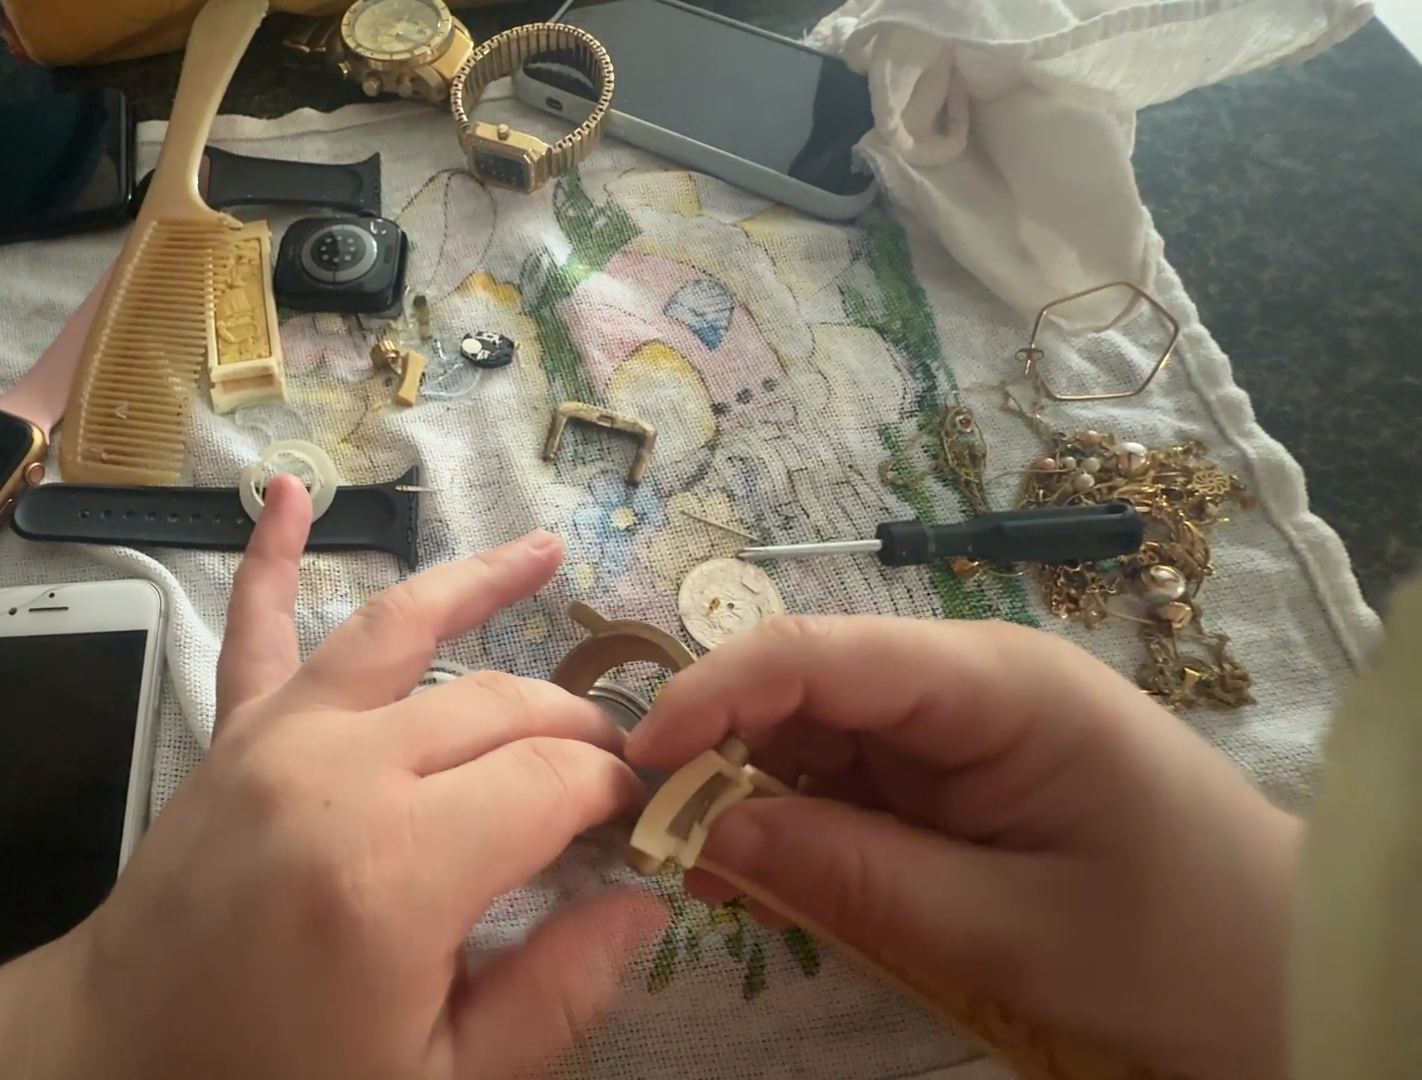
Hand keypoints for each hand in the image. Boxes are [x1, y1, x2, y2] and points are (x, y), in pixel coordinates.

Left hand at [55, 475, 663, 1078]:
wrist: (117, 1064)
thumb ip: (559, 992)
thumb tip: (642, 902)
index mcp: (397, 869)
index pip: (550, 783)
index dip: (612, 792)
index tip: (637, 815)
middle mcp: (341, 771)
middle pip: (499, 705)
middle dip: (573, 724)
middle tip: (610, 759)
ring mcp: (279, 732)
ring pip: (402, 628)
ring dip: (479, 584)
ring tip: (542, 553)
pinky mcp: (236, 727)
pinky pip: (256, 625)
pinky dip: (271, 555)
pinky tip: (288, 493)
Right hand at [628, 616, 1300, 1079]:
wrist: (1318, 985)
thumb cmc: (1202, 954)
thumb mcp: (1020, 934)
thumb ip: (854, 877)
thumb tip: (709, 832)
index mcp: (990, 681)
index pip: (816, 654)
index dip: (714, 690)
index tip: (642, 753)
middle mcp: (951, 681)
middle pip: (794, 692)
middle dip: (717, 754)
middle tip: (661, 834)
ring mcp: (939, 726)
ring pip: (799, 739)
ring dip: (743, 799)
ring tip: (704, 873)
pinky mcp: (933, 771)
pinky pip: (830, 784)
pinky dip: (783, 827)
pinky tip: (756, 876)